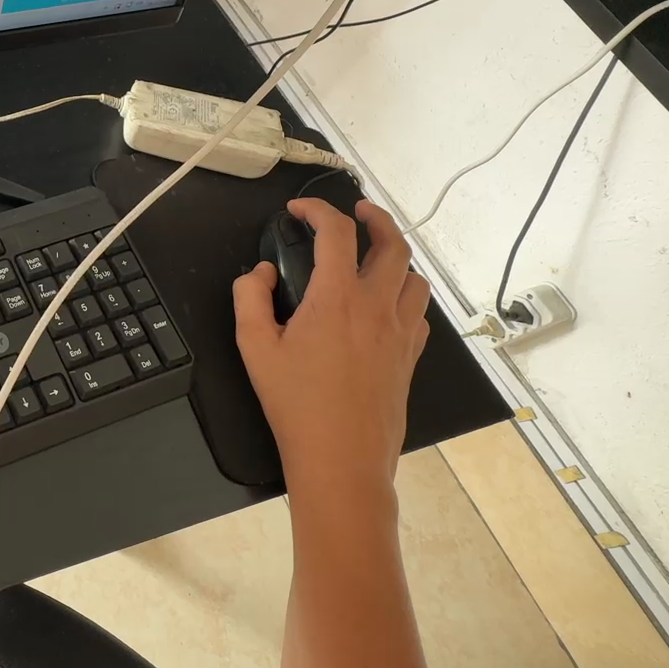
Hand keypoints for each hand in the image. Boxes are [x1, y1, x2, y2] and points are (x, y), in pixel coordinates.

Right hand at [232, 198, 429, 496]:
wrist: (341, 457)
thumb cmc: (294, 401)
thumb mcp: (253, 345)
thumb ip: (250, 297)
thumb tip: (262, 271)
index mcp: (337, 298)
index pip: (337, 233)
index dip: (318, 210)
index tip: (298, 210)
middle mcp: (378, 307)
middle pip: (393, 244)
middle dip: (375, 218)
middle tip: (356, 210)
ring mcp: (402, 332)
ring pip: (414, 277)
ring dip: (394, 256)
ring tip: (370, 256)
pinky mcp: (411, 356)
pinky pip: (418, 311)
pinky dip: (402, 293)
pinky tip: (381, 304)